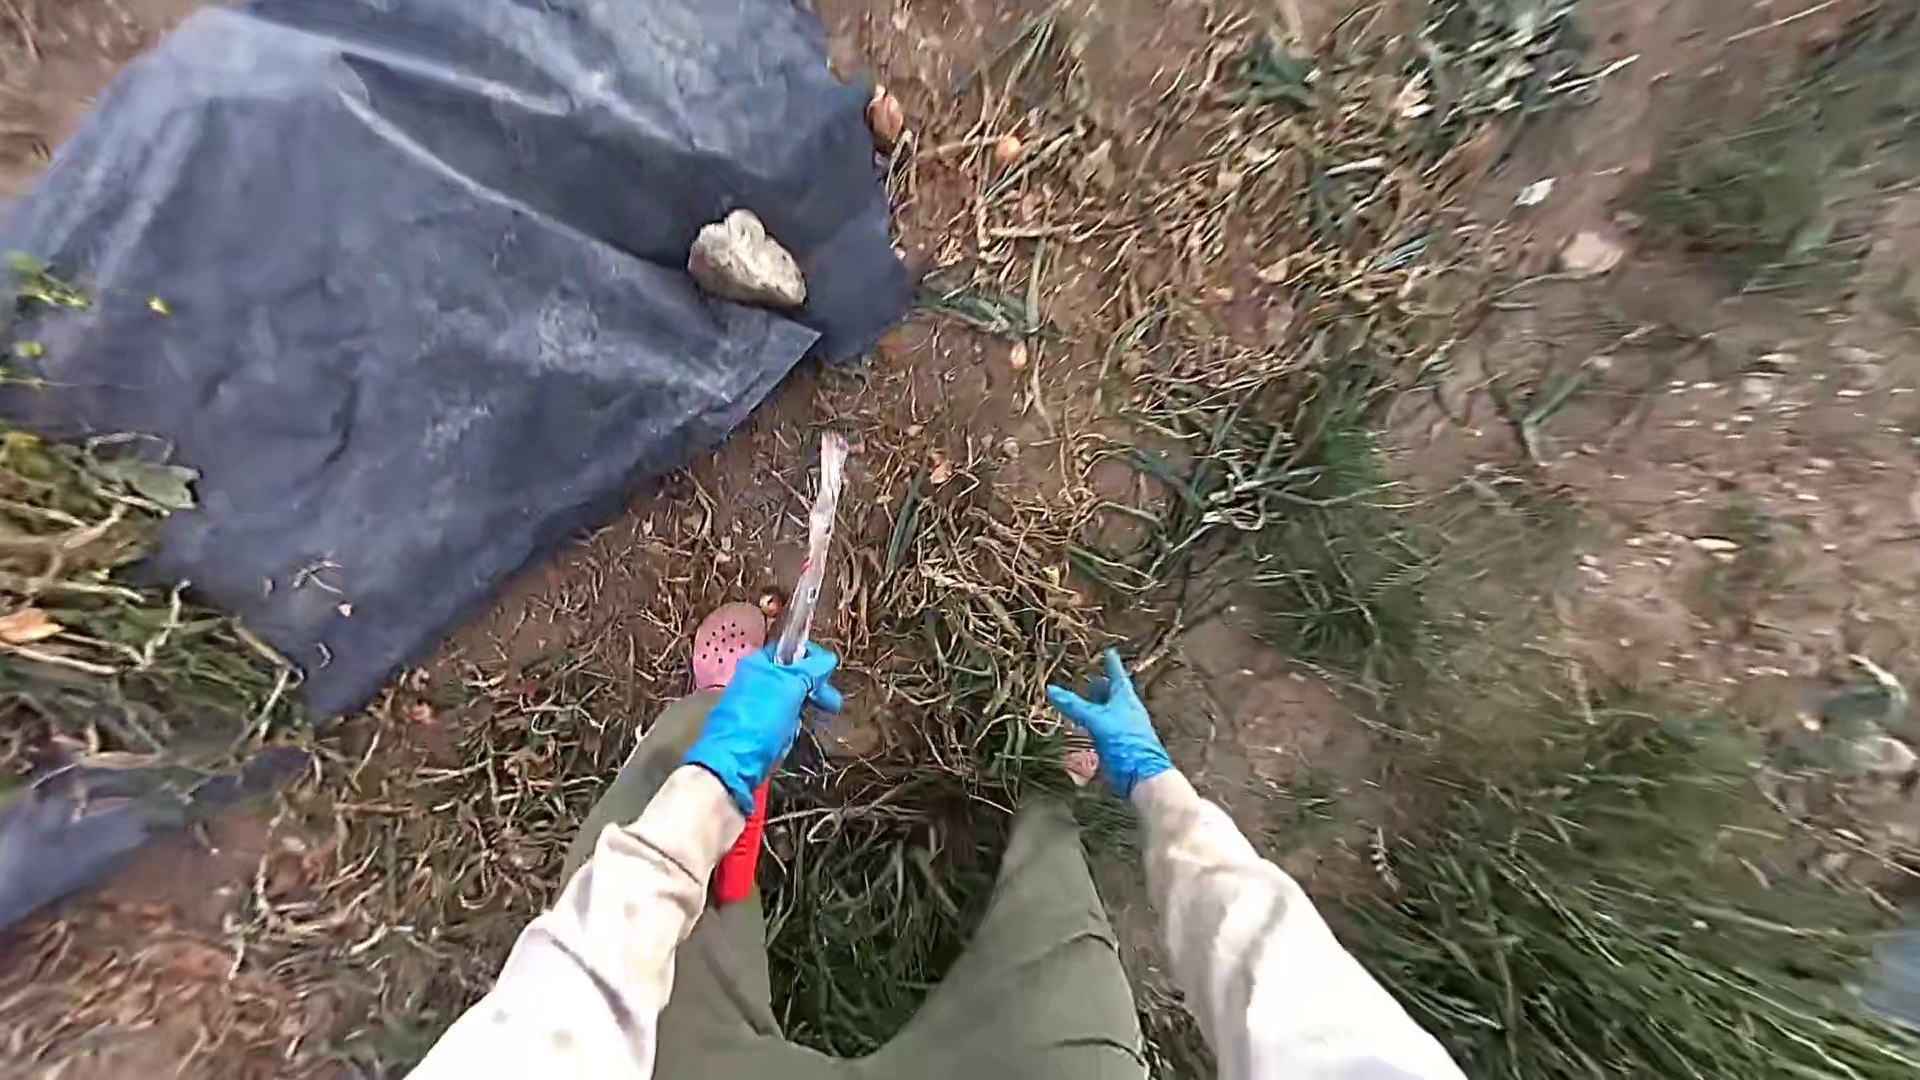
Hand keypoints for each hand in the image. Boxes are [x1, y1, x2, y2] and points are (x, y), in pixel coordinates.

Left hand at [684, 643, 841, 814]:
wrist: (732, 764)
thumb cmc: (761, 717)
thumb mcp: (791, 686)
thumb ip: (812, 669)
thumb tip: (829, 658)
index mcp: (759, 664)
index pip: (791, 650)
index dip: (812, 658)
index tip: (828, 673)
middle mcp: (755, 680)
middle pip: (794, 675)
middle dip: (814, 687)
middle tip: (831, 702)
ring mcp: (756, 704)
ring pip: (791, 698)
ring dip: (806, 706)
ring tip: (817, 718)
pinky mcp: (759, 726)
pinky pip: (784, 717)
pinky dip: (794, 722)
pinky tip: (796, 731)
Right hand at [1045, 648, 1172, 797]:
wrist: (1142, 776)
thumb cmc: (1125, 741)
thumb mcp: (1096, 719)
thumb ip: (1074, 705)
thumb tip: (1051, 689)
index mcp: (1125, 698)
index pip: (1117, 674)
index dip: (1111, 663)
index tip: (1108, 651)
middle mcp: (1125, 710)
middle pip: (1112, 693)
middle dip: (1100, 685)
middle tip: (1089, 676)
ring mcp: (1122, 727)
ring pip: (1106, 711)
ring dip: (1094, 705)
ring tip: (1081, 699)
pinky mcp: (1116, 744)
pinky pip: (1101, 728)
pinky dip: (1091, 723)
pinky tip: (1082, 726)